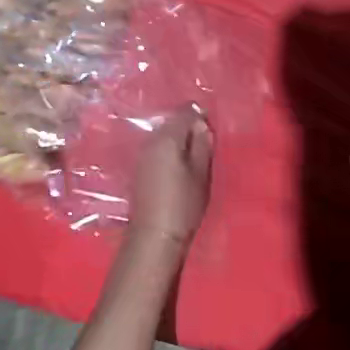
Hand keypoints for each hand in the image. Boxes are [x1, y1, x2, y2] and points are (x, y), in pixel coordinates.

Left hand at [130, 107, 212, 247]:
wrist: (154, 236)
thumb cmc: (183, 203)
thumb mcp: (201, 172)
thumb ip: (202, 144)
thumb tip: (201, 124)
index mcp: (167, 138)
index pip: (184, 113)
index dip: (200, 116)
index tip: (211, 128)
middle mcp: (149, 141)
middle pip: (171, 123)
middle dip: (187, 127)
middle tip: (205, 141)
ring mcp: (141, 156)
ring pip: (162, 137)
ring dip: (177, 140)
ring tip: (194, 153)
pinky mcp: (138, 170)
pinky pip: (156, 150)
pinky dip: (168, 152)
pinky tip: (177, 164)